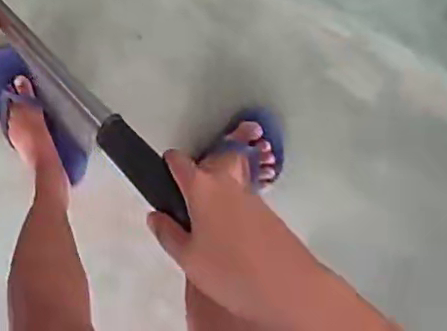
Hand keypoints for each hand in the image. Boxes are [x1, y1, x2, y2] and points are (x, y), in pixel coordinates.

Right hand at [147, 152, 392, 330]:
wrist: (290, 287)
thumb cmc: (234, 271)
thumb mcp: (189, 259)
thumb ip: (168, 234)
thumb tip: (156, 217)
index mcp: (200, 186)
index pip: (177, 160)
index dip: (169, 164)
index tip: (166, 172)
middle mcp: (225, 181)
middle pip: (209, 164)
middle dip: (199, 176)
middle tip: (190, 200)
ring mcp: (249, 194)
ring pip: (228, 182)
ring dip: (219, 195)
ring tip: (212, 226)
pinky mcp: (268, 212)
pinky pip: (245, 202)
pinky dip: (237, 212)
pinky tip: (235, 239)